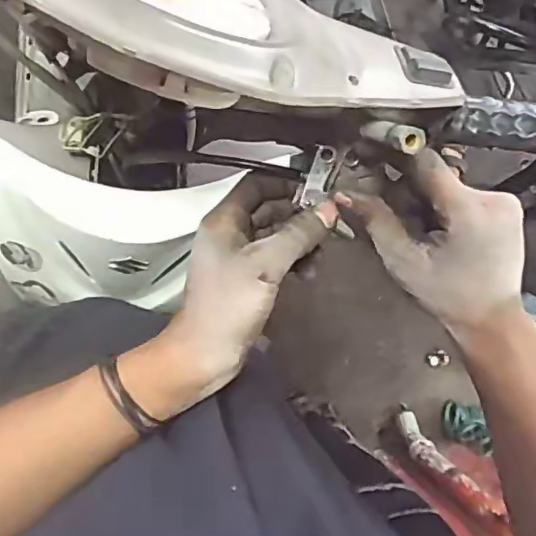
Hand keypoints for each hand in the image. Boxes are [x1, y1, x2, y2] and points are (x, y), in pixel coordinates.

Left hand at [154, 174, 337, 404]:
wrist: (206, 353)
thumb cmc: (229, 304)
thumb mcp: (266, 263)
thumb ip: (297, 233)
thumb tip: (329, 209)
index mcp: (223, 220)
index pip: (256, 183)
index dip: (286, 182)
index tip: (318, 189)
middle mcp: (229, 233)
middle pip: (268, 208)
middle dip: (299, 214)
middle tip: (329, 223)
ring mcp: (237, 257)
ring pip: (274, 235)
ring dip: (299, 240)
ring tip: (322, 252)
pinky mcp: (247, 279)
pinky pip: (274, 258)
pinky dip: (293, 260)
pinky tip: (310, 272)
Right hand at [338, 150, 525, 341]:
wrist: (492, 320)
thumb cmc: (449, 296)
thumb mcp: (404, 261)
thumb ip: (377, 221)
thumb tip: (348, 194)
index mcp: (469, 209)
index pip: (426, 162)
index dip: (396, 158)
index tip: (374, 157)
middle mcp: (493, 198)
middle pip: (437, 175)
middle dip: (411, 190)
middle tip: (395, 212)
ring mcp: (505, 202)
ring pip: (450, 184)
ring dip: (429, 198)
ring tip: (422, 228)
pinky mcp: (507, 208)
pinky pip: (465, 194)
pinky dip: (447, 205)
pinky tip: (441, 229)